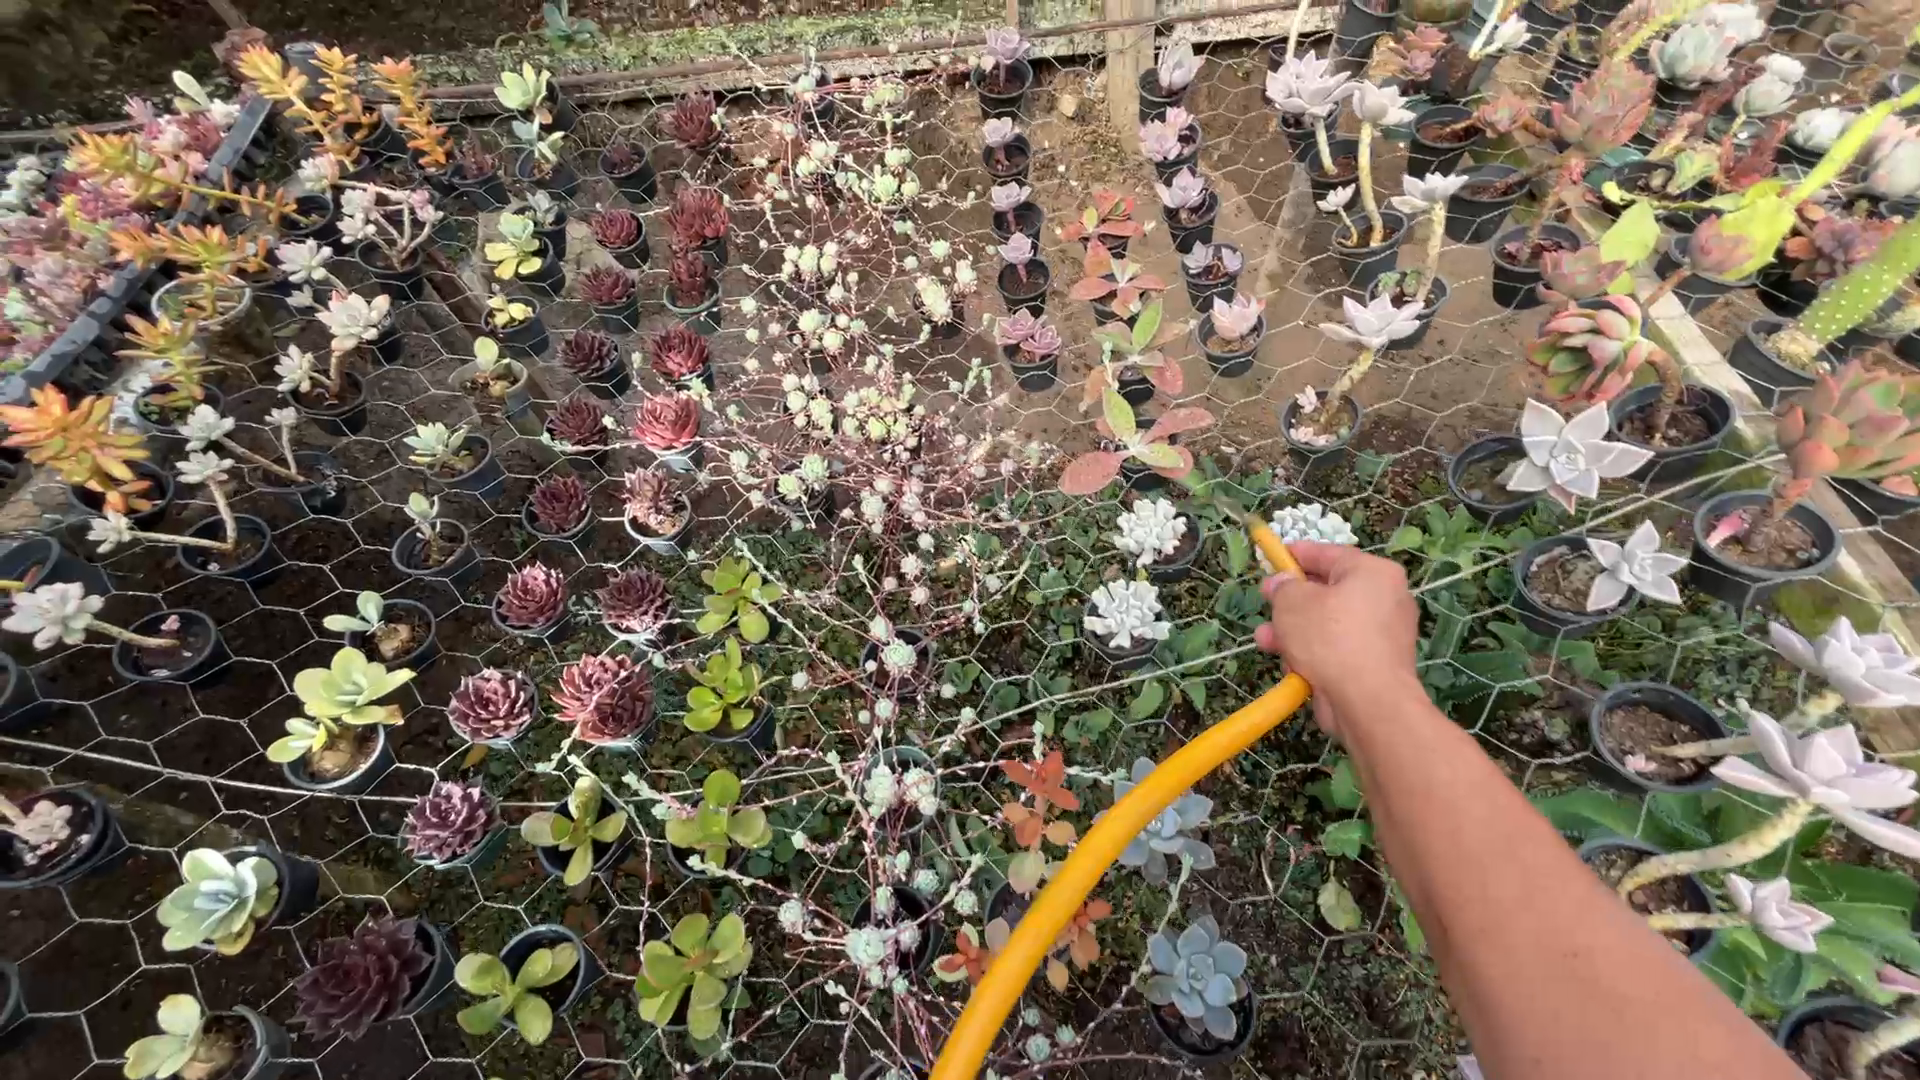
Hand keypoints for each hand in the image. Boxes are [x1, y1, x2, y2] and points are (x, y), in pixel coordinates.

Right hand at [1253, 541, 1420, 738]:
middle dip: (1289, 601)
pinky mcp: (1375, 664)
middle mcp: (1385, 599)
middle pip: (1327, 591)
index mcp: (1373, 573)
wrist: (1367, 701)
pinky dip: (1312, 653)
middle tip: (1266, 601)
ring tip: (1265, 639)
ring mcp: (1382, 634)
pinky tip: (1289, 663)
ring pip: (1327, 624)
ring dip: (1292, 630)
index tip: (1274, 556)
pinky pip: (1337, 649)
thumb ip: (1283, 586)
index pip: (1329, 554)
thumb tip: (1282, 583)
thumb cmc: (1330, 638)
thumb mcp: (1293, 602)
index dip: (1296, 554)